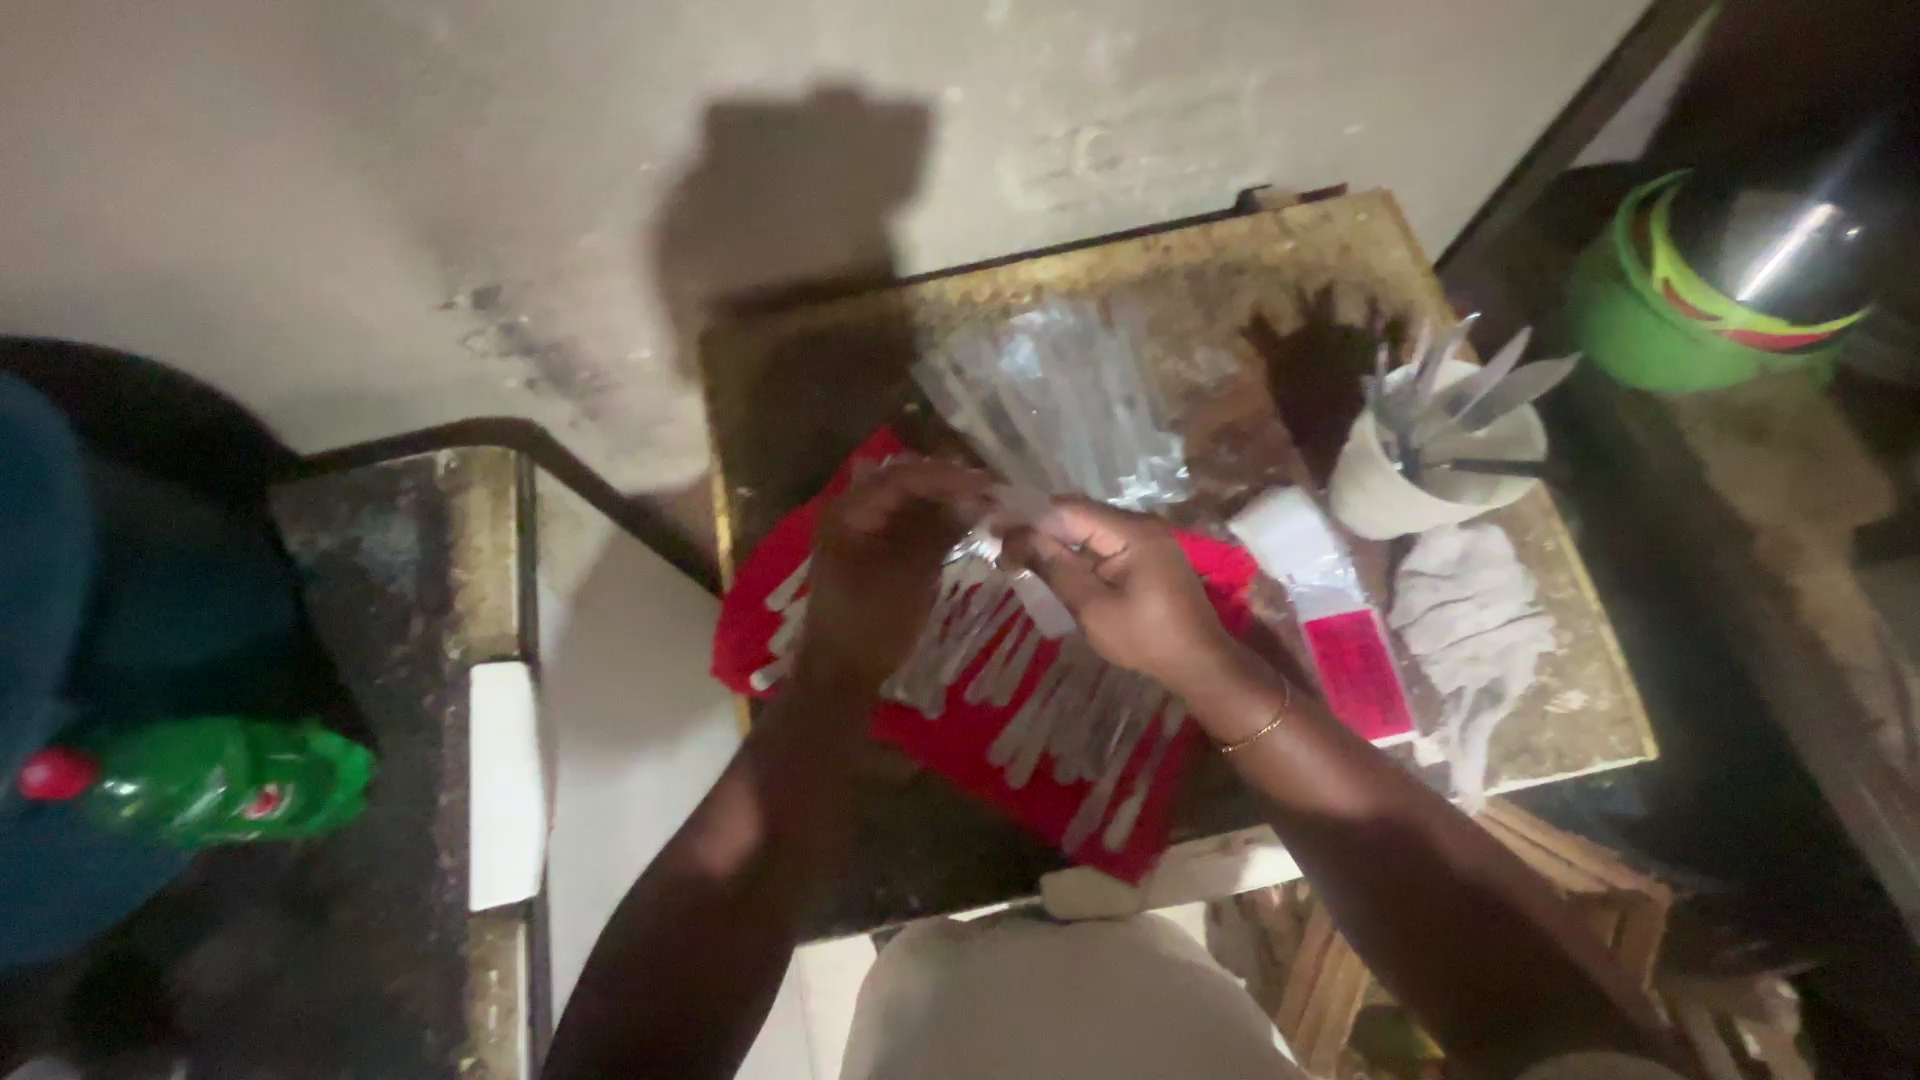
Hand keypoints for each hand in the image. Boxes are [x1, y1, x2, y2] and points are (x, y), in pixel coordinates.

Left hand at [796, 459, 990, 695]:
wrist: (841, 675)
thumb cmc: (870, 625)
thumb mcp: (908, 577)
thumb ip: (939, 532)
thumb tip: (978, 498)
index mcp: (849, 512)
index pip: (902, 477)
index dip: (946, 476)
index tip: (986, 483)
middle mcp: (853, 512)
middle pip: (905, 483)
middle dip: (947, 484)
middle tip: (990, 490)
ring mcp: (864, 532)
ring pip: (910, 503)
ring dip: (945, 501)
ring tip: (985, 504)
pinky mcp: (876, 552)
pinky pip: (909, 525)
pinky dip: (936, 523)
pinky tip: (966, 525)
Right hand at [1007, 497, 1239, 693]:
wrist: (1199, 662)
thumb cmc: (1145, 638)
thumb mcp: (1092, 607)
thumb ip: (1054, 567)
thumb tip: (1014, 537)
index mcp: (1131, 531)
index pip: (1067, 510)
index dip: (1027, 518)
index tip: (994, 531)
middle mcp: (1140, 522)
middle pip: (1077, 513)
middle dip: (1037, 527)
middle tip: (1001, 546)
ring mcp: (1147, 536)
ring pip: (1088, 526)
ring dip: (1054, 539)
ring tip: (1018, 555)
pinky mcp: (1147, 553)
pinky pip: (1102, 541)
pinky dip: (1075, 549)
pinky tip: (1053, 564)